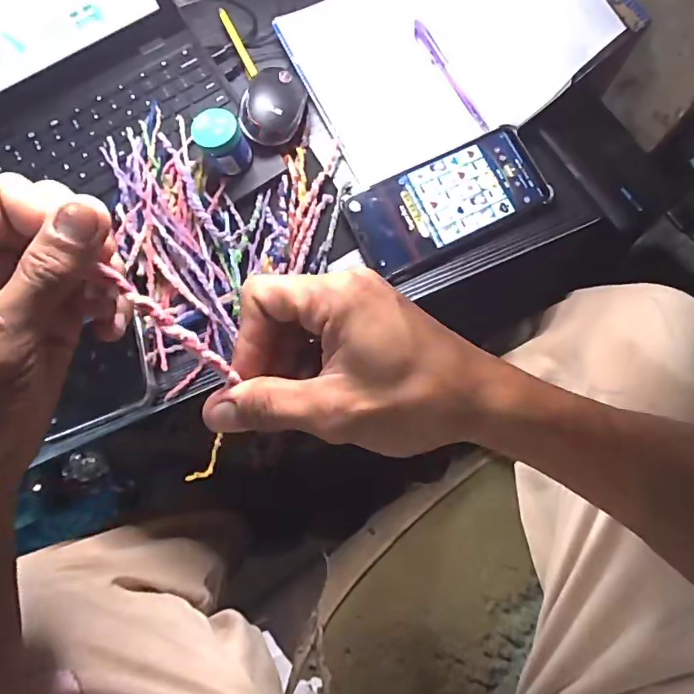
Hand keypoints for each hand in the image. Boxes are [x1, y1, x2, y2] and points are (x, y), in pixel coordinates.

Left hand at [0, 174, 126, 488]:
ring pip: (77, 255)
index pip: (6, 201)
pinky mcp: (50, 324)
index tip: (85, 247)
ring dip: (103, 277)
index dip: (48, 213)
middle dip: (85, 244)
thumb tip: (92, 206)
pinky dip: (107, 305)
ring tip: (111, 314)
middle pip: (48, 221)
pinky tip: (109, 333)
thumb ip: (45, 272)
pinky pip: (89, 292)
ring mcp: (21, 297)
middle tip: (107, 279)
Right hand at [201, 269, 501, 455]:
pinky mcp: (374, 312)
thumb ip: (269, 406)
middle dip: (266, 357)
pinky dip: (313, 358)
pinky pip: (325, 328)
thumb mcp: (333, 410)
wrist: (480, 399)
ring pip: (300, 321)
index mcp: (333, 293)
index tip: (253, 390)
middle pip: (278, 308)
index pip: (259, 295)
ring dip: (289, 362)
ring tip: (300, 405)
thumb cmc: (410, 402)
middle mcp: (345, 283)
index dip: (245, 343)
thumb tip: (213, 410)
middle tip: (273, 406)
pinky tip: (324, 392)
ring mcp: (362, 296)